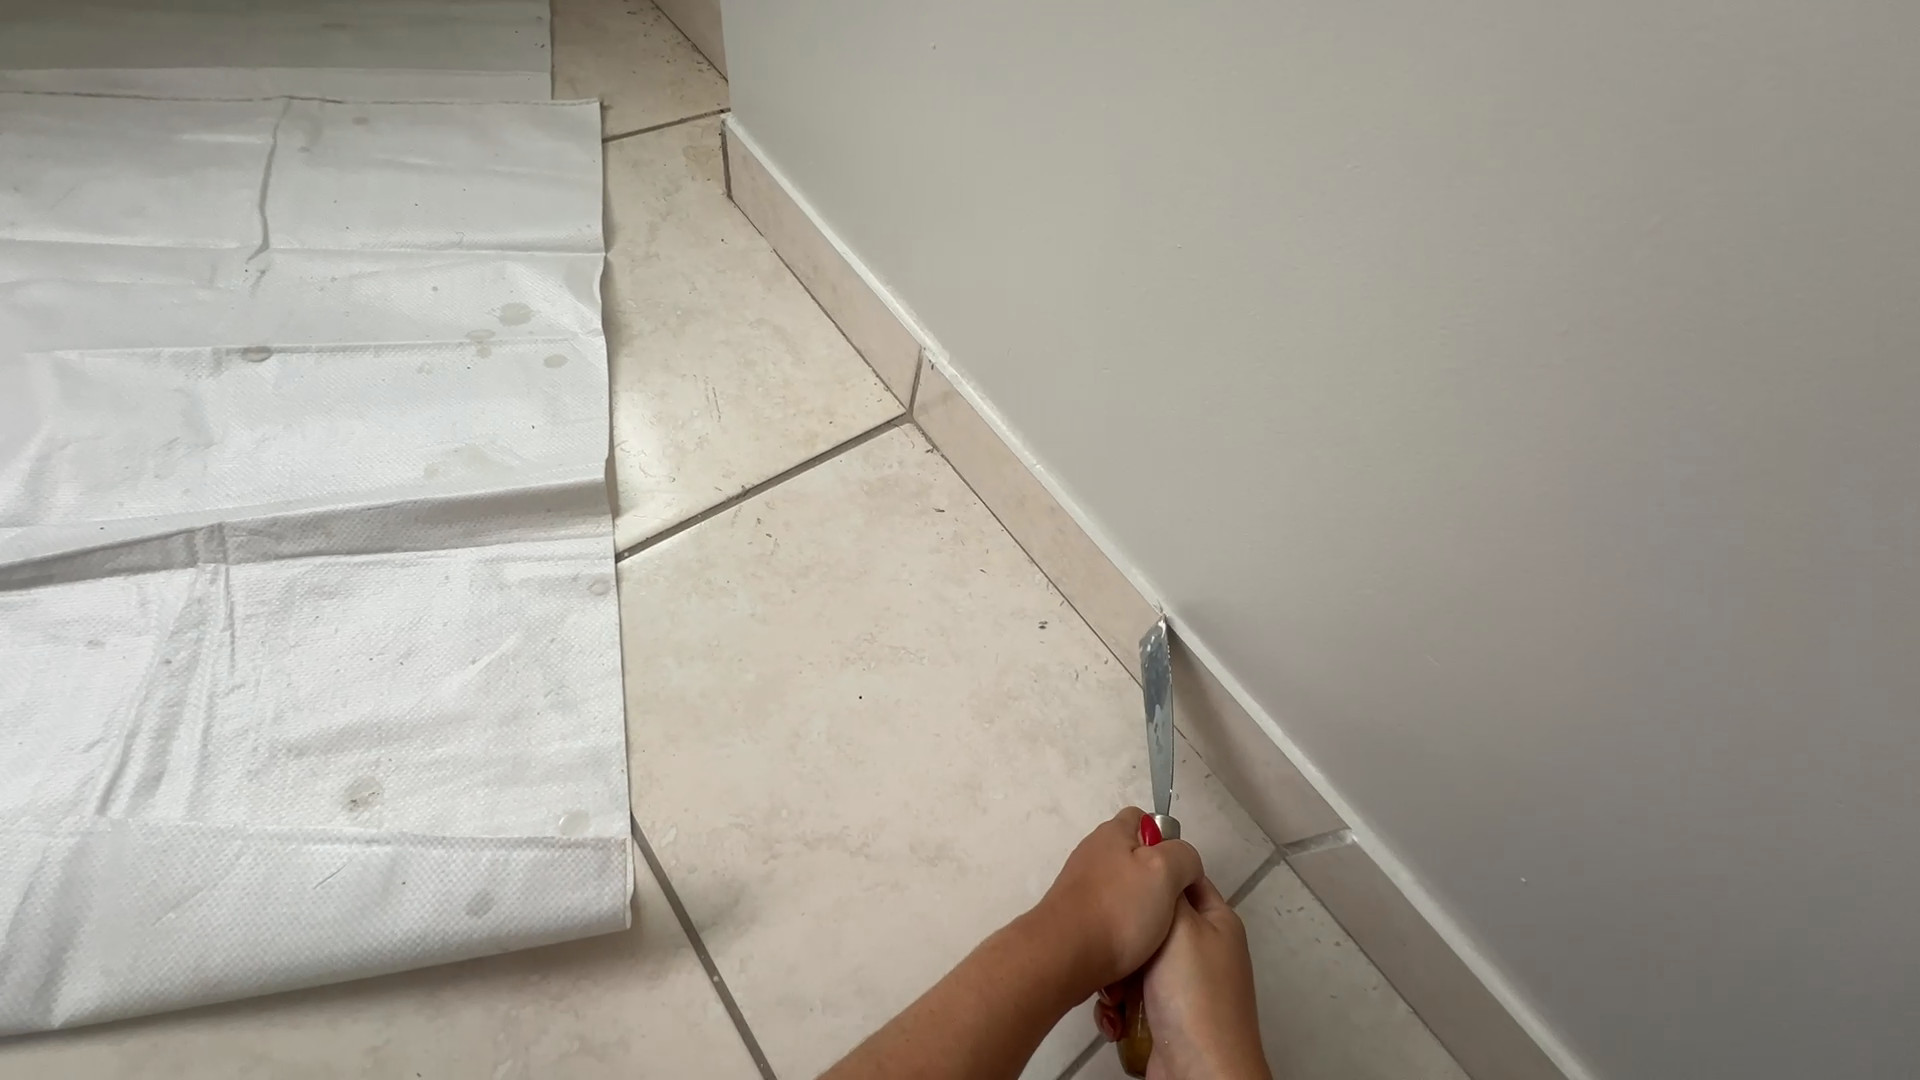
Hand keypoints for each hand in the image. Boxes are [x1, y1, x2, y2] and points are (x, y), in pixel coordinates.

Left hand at [1032, 807, 1203, 993]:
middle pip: (1135, 856)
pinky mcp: (1077, 911)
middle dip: (1157, 880)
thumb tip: (1185, 864)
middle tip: (1172, 906)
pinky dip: (1124, 927)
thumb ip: (1183, 856)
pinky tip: (1133, 947)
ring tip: (1155, 933)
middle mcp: (1094, 851)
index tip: (1179, 871)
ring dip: (1142, 908)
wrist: (1065, 953)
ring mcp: (1082, 882)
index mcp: (1113, 833)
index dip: (1166, 840)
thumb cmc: (1119, 908)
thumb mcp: (1164, 871)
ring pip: (1125, 888)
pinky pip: (1110, 912)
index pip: (1144, 819)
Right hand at [1094, 875, 1269, 1079]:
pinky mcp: (1165, 1017)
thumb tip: (1161, 858)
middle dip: (1124, 938)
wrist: (1199, 1072)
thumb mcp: (1180, 923)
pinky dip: (1119, 1006)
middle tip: (1110, 947)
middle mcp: (1202, 949)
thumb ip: (1165, 886)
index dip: (1151, 872)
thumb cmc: (1192, 990)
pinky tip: (1113, 1016)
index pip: (1181, 878)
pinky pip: (1133, 996)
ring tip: (1111, 992)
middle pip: (1150, 923)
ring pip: (1135, 961)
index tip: (1115, 877)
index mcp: (1215, 921)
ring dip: (1116, 977)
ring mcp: (1183, 987)